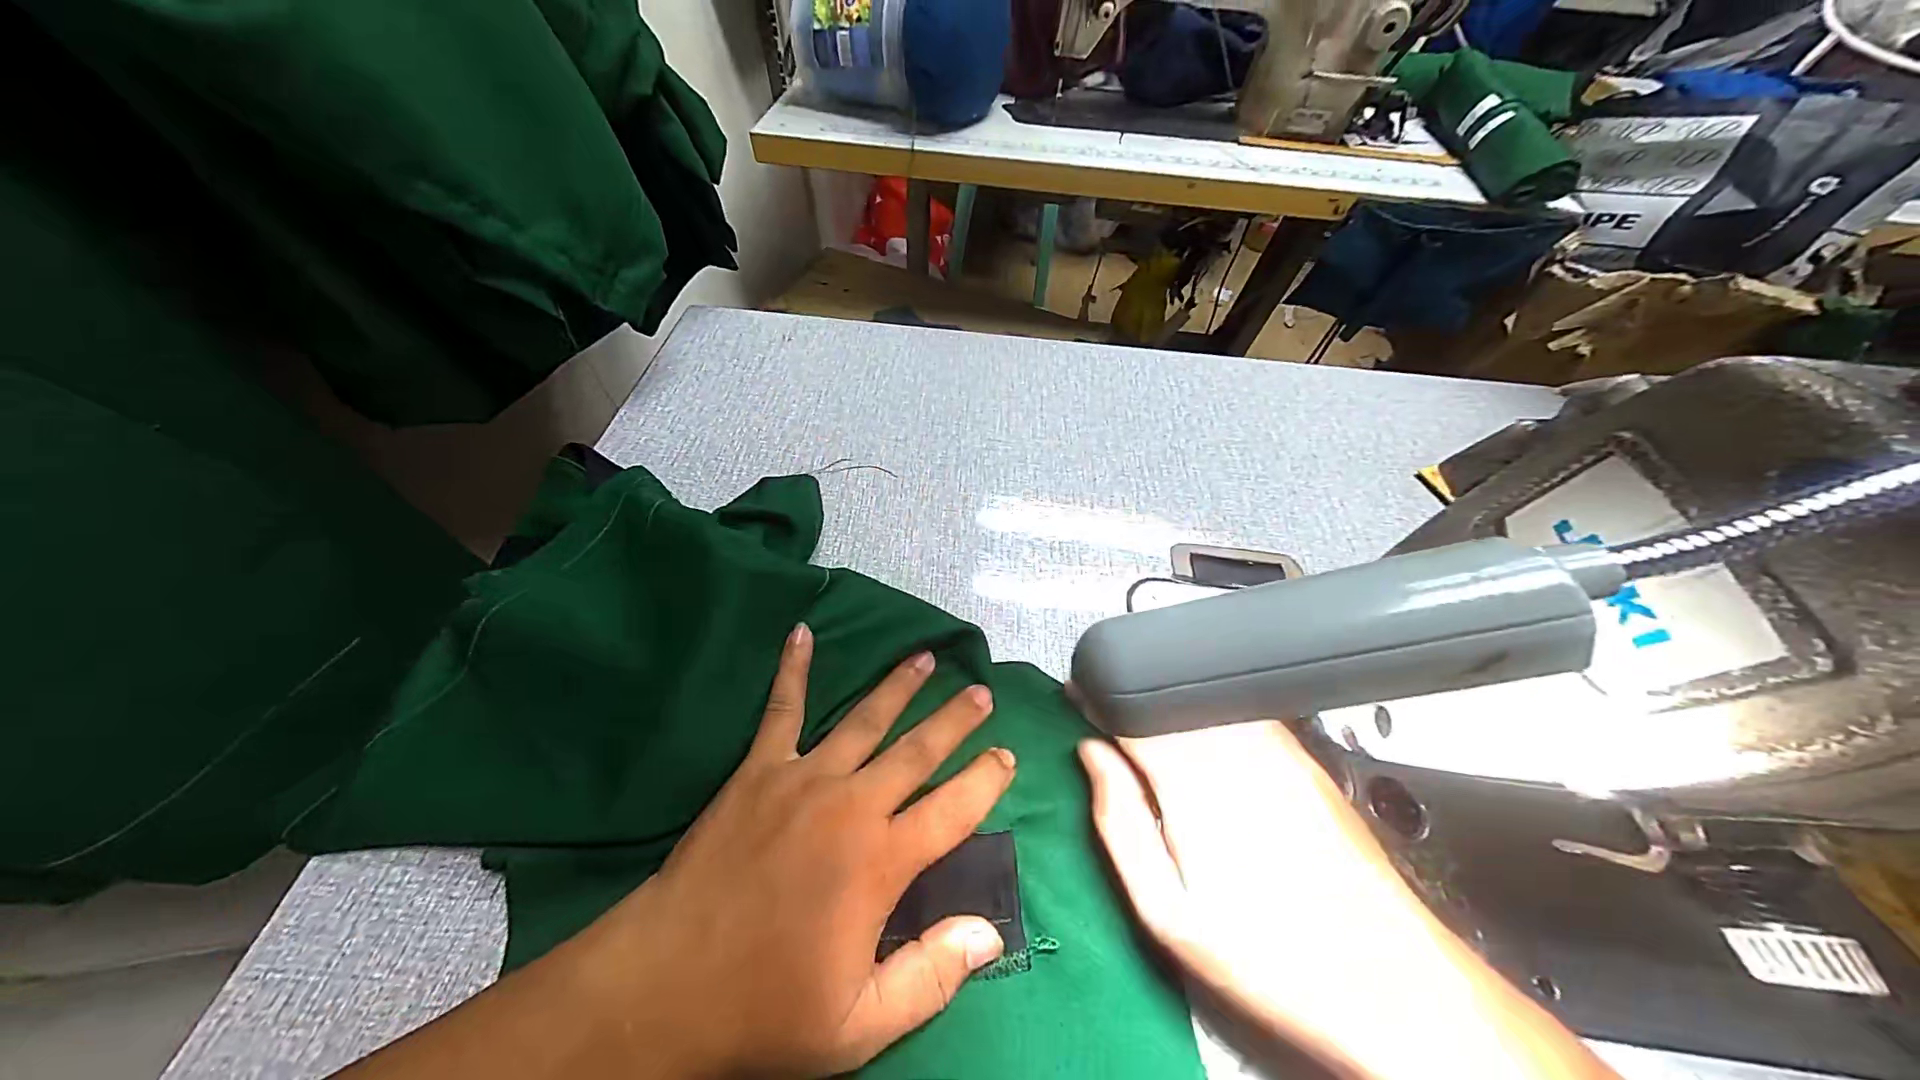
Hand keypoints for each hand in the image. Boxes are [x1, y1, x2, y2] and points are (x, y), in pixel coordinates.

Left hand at [337, 624, 1015, 1079]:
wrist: (664, 986)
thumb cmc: (765, 1007)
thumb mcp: (860, 1023)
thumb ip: (931, 975)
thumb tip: (990, 932)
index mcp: (881, 862)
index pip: (953, 809)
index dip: (985, 780)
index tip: (1006, 756)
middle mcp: (850, 806)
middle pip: (916, 750)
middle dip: (954, 720)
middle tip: (981, 693)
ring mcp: (802, 781)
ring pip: (864, 720)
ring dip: (898, 687)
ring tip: (925, 657)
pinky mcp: (757, 772)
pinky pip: (781, 710)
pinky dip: (793, 670)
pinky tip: (801, 634)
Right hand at [1079, 723, 1615, 1079]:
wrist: (1392, 982)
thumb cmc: (1266, 956)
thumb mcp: (1167, 911)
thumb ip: (1118, 822)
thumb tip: (1091, 755)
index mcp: (1193, 781)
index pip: (1130, 711)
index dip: (1096, 698)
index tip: (1075, 697)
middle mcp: (1236, 749)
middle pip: (1165, 697)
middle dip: (1127, 697)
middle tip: (1104, 713)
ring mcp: (1279, 749)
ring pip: (1203, 698)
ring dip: (1166, 703)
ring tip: (1149, 729)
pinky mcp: (1306, 759)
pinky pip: (1241, 712)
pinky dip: (1207, 712)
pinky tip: (1202, 741)